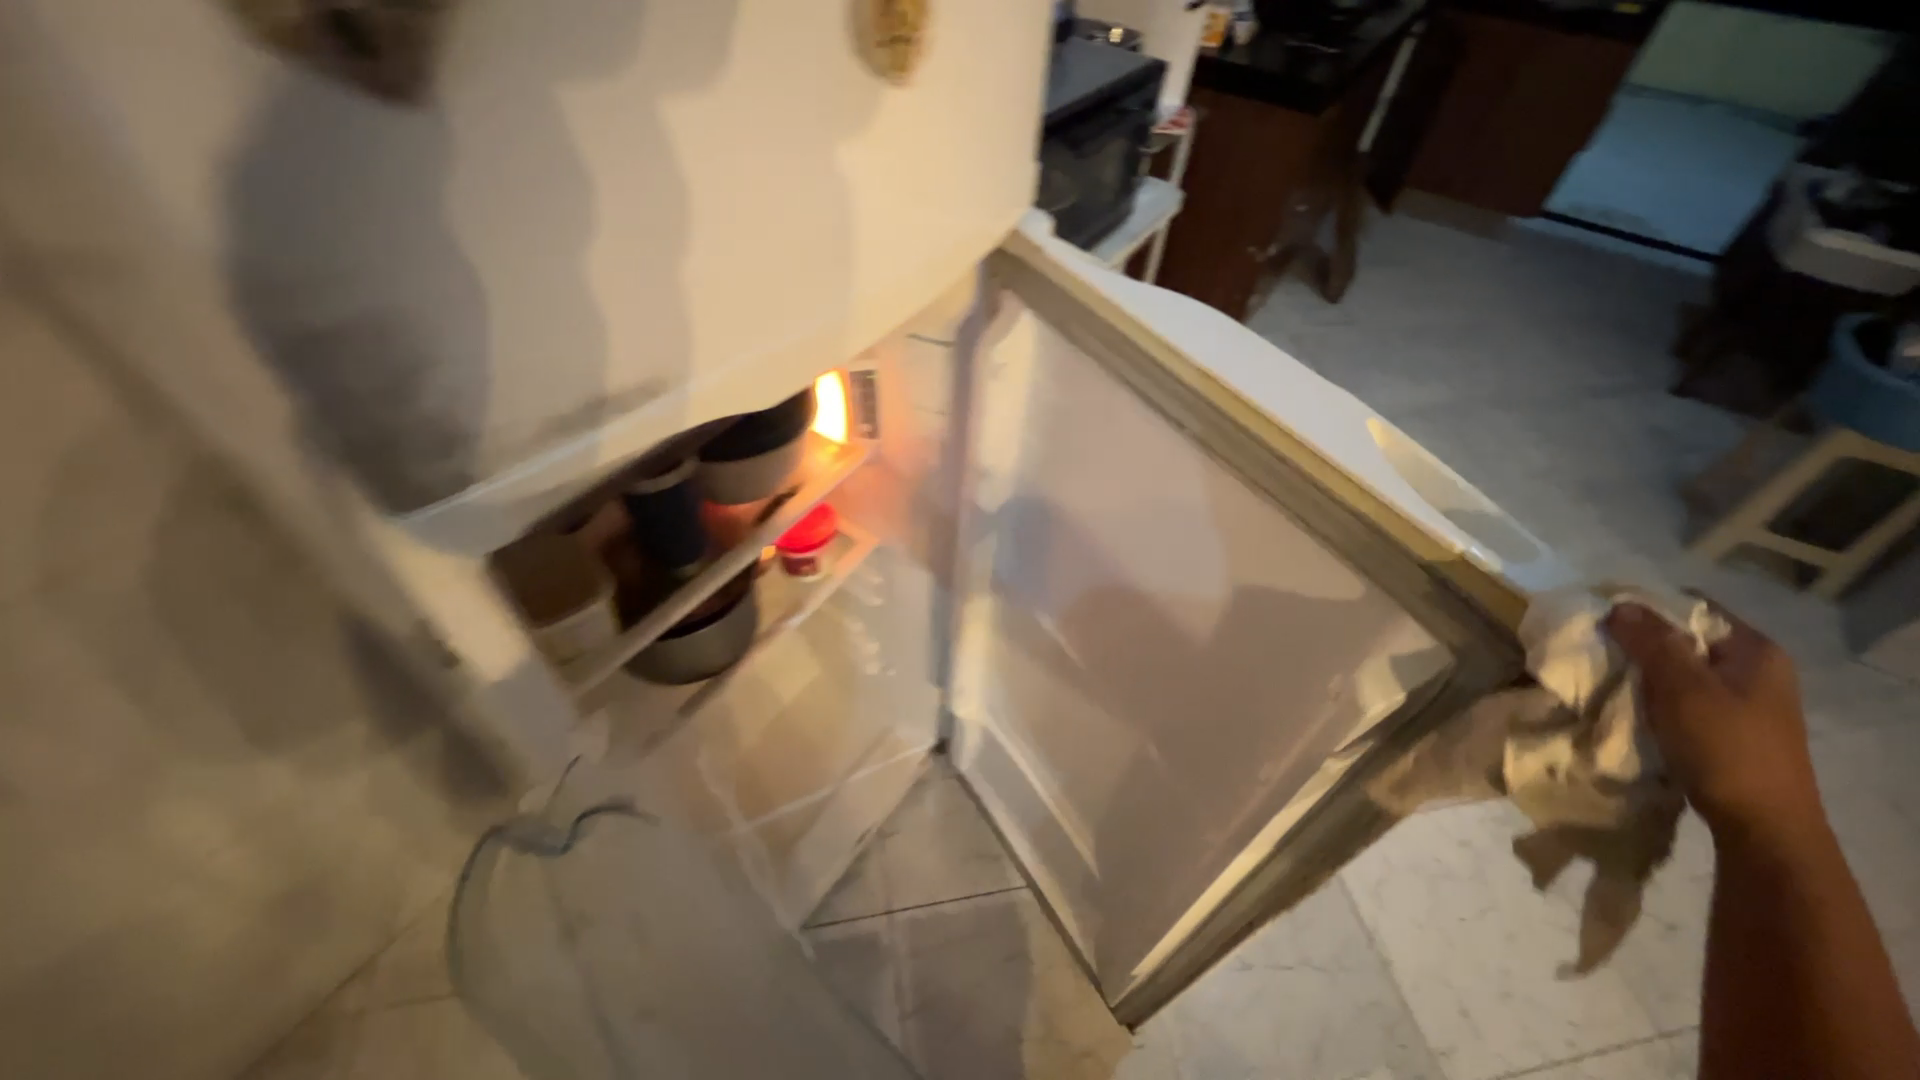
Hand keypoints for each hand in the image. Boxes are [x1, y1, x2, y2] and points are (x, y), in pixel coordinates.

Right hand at [1605, 601, 1824, 841]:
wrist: (1761, 825)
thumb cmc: (1724, 747)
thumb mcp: (1682, 688)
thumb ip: (1651, 641)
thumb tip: (1620, 605)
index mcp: (1755, 650)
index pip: (1693, 606)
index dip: (1646, 606)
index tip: (1602, 616)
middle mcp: (1756, 670)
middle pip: (1687, 639)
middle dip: (1641, 642)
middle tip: (1596, 647)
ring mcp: (1746, 702)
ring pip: (1683, 671)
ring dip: (1645, 672)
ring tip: (1605, 676)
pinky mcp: (1730, 729)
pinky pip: (1685, 699)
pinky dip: (1656, 698)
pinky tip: (1630, 707)